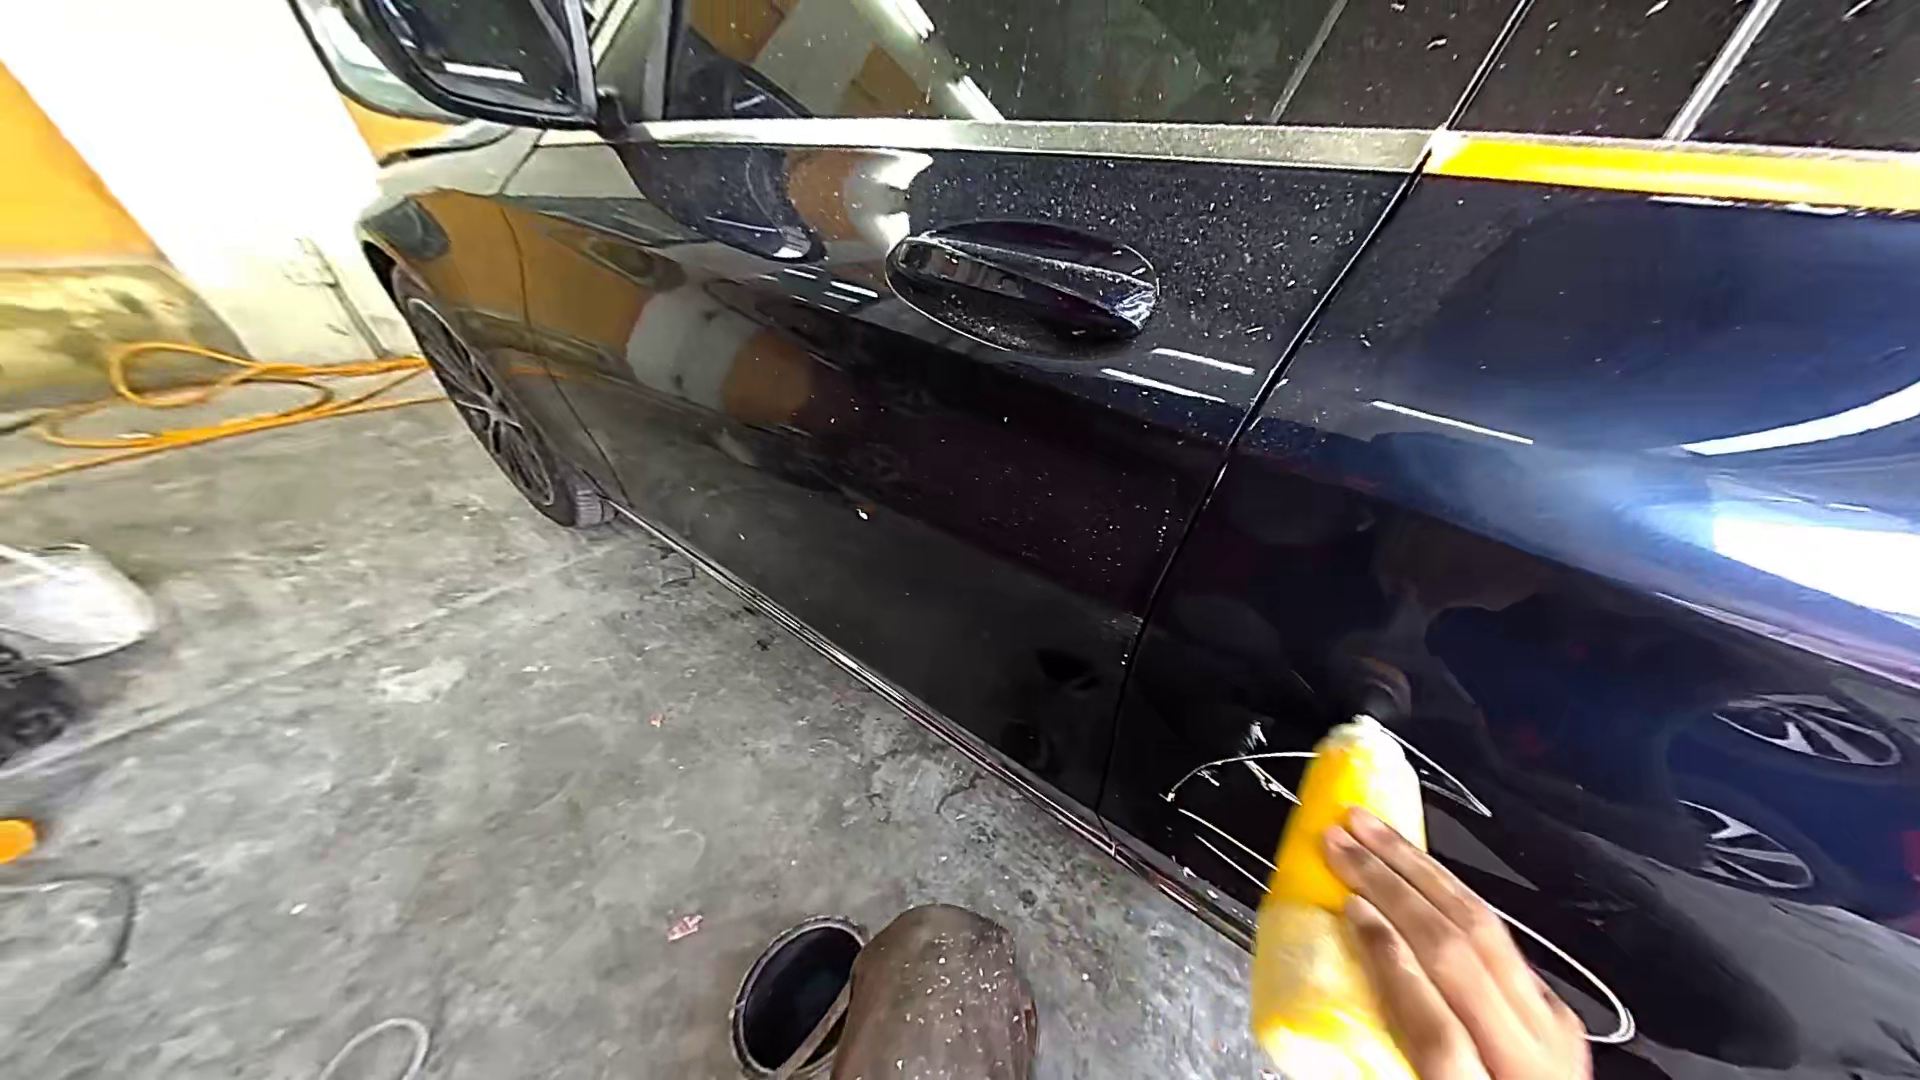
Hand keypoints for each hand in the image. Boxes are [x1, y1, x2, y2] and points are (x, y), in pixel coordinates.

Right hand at [1324, 809, 1590, 1079]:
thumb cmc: (1439, 1079)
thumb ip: (1370, 1041)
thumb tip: (1320, 971)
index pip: (1437, 1032)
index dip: (1390, 961)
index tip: (1347, 905)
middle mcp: (1529, 1072)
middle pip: (1461, 961)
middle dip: (1391, 887)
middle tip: (1339, 842)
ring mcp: (1554, 1044)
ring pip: (1487, 933)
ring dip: (1417, 868)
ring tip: (1369, 828)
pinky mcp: (1558, 1019)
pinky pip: (1502, 938)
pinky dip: (1450, 892)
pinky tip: (1417, 865)